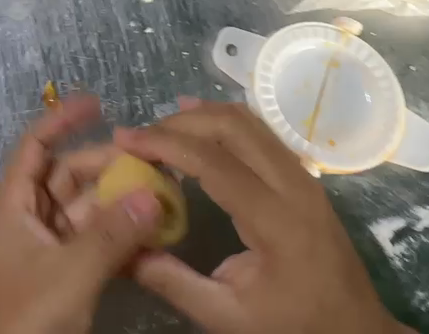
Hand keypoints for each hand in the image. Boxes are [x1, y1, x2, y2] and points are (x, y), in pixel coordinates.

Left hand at [0, 95, 167, 333]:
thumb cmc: (28, 317)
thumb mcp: (70, 273)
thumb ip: (113, 234)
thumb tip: (152, 192)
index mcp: (16, 204)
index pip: (36, 146)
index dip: (62, 120)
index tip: (98, 104)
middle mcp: (31, 218)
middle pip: (68, 176)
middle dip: (107, 166)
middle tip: (153, 161)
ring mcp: (48, 250)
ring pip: (87, 213)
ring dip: (121, 204)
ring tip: (164, 195)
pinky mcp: (65, 280)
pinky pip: (96, 246)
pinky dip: (121, 240)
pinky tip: (155, 237)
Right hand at [117, 97, 408, 333]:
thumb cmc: (294, 328)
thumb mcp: (229, 318)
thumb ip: (174, 282)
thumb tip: (122, 248)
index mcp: (278, 223)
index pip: (212, 161)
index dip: (164, 143)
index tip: (124, 140)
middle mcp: (295, 187)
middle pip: (230, 126)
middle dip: (178, 123)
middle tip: (140, 136)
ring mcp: (304, 176)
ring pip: (247, 119)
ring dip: (200, 116)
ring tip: (160, 129)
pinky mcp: (305, 175)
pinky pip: (260, 130)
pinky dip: (223, 120)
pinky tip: (198, 124)